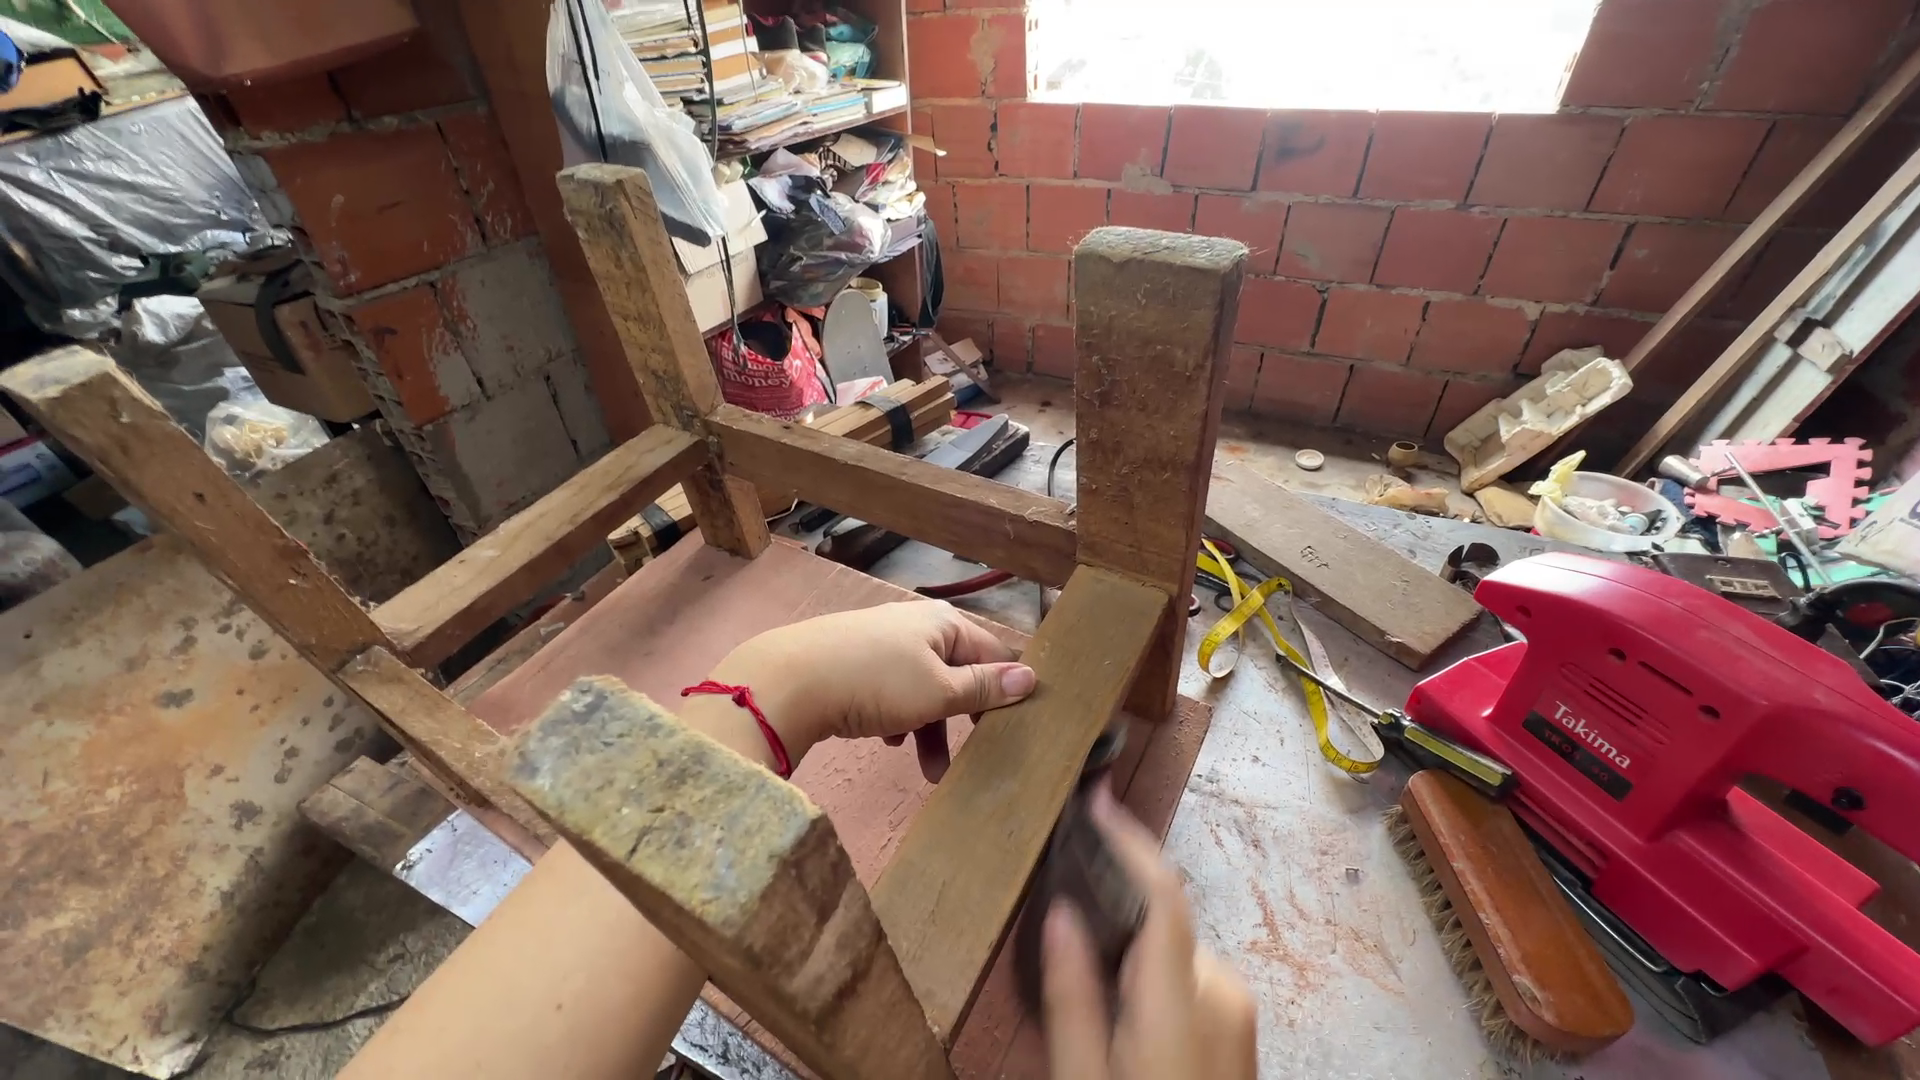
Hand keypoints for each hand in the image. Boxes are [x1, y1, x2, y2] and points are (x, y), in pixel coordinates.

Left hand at [699, 600, 1036, 764]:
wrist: (789, 681)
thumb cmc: (876, 682)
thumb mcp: (938, 691)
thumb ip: (984, 688)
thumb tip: (1031, 677)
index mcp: (943, 622)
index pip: (992, 652)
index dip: (1004, 689)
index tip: (1011, 729)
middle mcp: (915, 624)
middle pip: (956, 673)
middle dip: (962, 719)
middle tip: (972, 758)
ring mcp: (881, 641)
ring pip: (922, 687)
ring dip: (929, 728)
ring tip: (927, 771)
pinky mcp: (853, 660)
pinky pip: (891, 690)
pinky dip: (898, 716)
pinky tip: (888, 741)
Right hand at [1042, 788, 1257, 1079]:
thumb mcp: (1081, 1075)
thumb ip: (1071, 991)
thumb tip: (1061, 907)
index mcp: (1184, 999)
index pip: (1162, 893)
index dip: (1129, 837)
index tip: (1096, 796)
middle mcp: (1223, 990)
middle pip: (1164, 916)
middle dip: (1116, 892)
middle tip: (1062, 885)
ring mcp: (1238, 1011)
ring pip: (1172, 944)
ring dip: (1131, 932)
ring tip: (1080, 949)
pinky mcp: (1238, 1026)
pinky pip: (1187, 969)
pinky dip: (1151, 959)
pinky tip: (1117, 985)